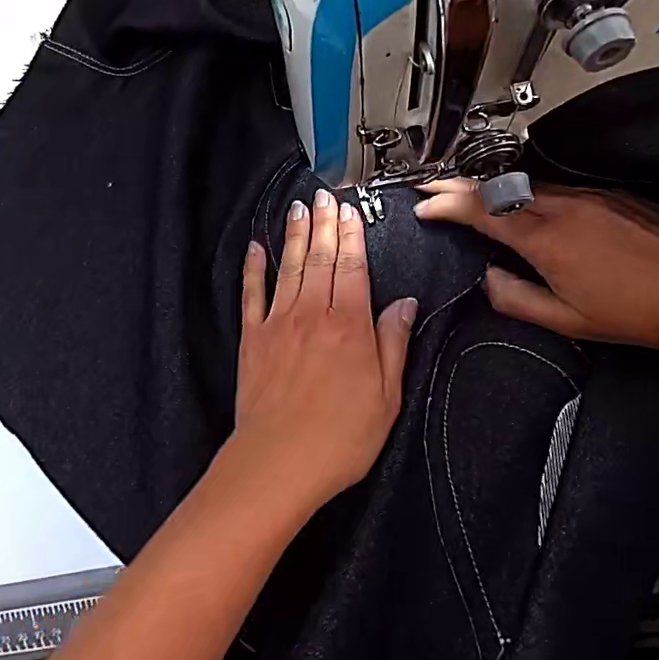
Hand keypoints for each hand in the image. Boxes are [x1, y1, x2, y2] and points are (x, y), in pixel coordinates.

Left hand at [230, 189, 416, 511]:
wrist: (277, 463)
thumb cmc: (338, 438)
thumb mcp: (387, 397)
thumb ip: (394, 344)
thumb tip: (406, 306)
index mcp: (350, 326)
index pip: (353, 267)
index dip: (352, 236)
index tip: (351, 212)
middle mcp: (314, 315)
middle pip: (321, 258)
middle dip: (325, 224)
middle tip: (325, 196)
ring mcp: (279, 323)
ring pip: (289, 267)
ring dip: (295, 235)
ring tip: (299, 208)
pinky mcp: (253, 339)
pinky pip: (252, 294)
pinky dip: (253, 269)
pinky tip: (255, 249)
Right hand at [413, 179, 658, 362]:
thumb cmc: (647, 312)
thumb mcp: (572, 320)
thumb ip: (519, 300)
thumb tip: (490, 281)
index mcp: (547, 238)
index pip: (481, 211)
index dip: (446, 205)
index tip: (425, 205)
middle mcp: (565, 207)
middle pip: (498, 187)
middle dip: (458, 185)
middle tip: (433, 184)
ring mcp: (590, 196)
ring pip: (527, 185)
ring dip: (492, 187)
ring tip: (469, 193)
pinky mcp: (611, 195)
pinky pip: (556, 187)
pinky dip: (527, 191)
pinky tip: (524, 202)